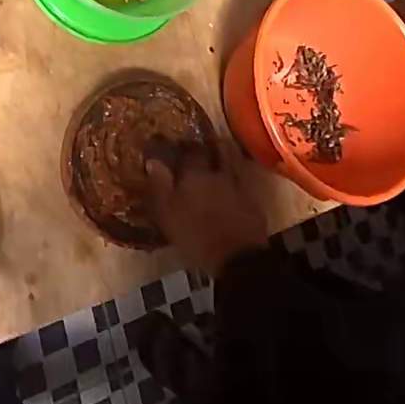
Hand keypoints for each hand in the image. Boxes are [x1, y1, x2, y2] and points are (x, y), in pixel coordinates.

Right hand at [145, 147, 268, 273]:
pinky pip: (242, 180)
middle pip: (214, 151)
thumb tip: (152, 161)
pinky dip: (236, 177)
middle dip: (206, 147)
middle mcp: (218, 173)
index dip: (182, 146)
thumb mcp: (168, 215)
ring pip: (232, 162)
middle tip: (197, 148)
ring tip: (217, 155)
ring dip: (225, 156)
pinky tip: (229, 183)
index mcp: (195, 174)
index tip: (176, 145)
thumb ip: (160, 186)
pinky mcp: (251, 201)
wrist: (238, 258)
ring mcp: (238, 186)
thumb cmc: (196, 237)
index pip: (188, 151)